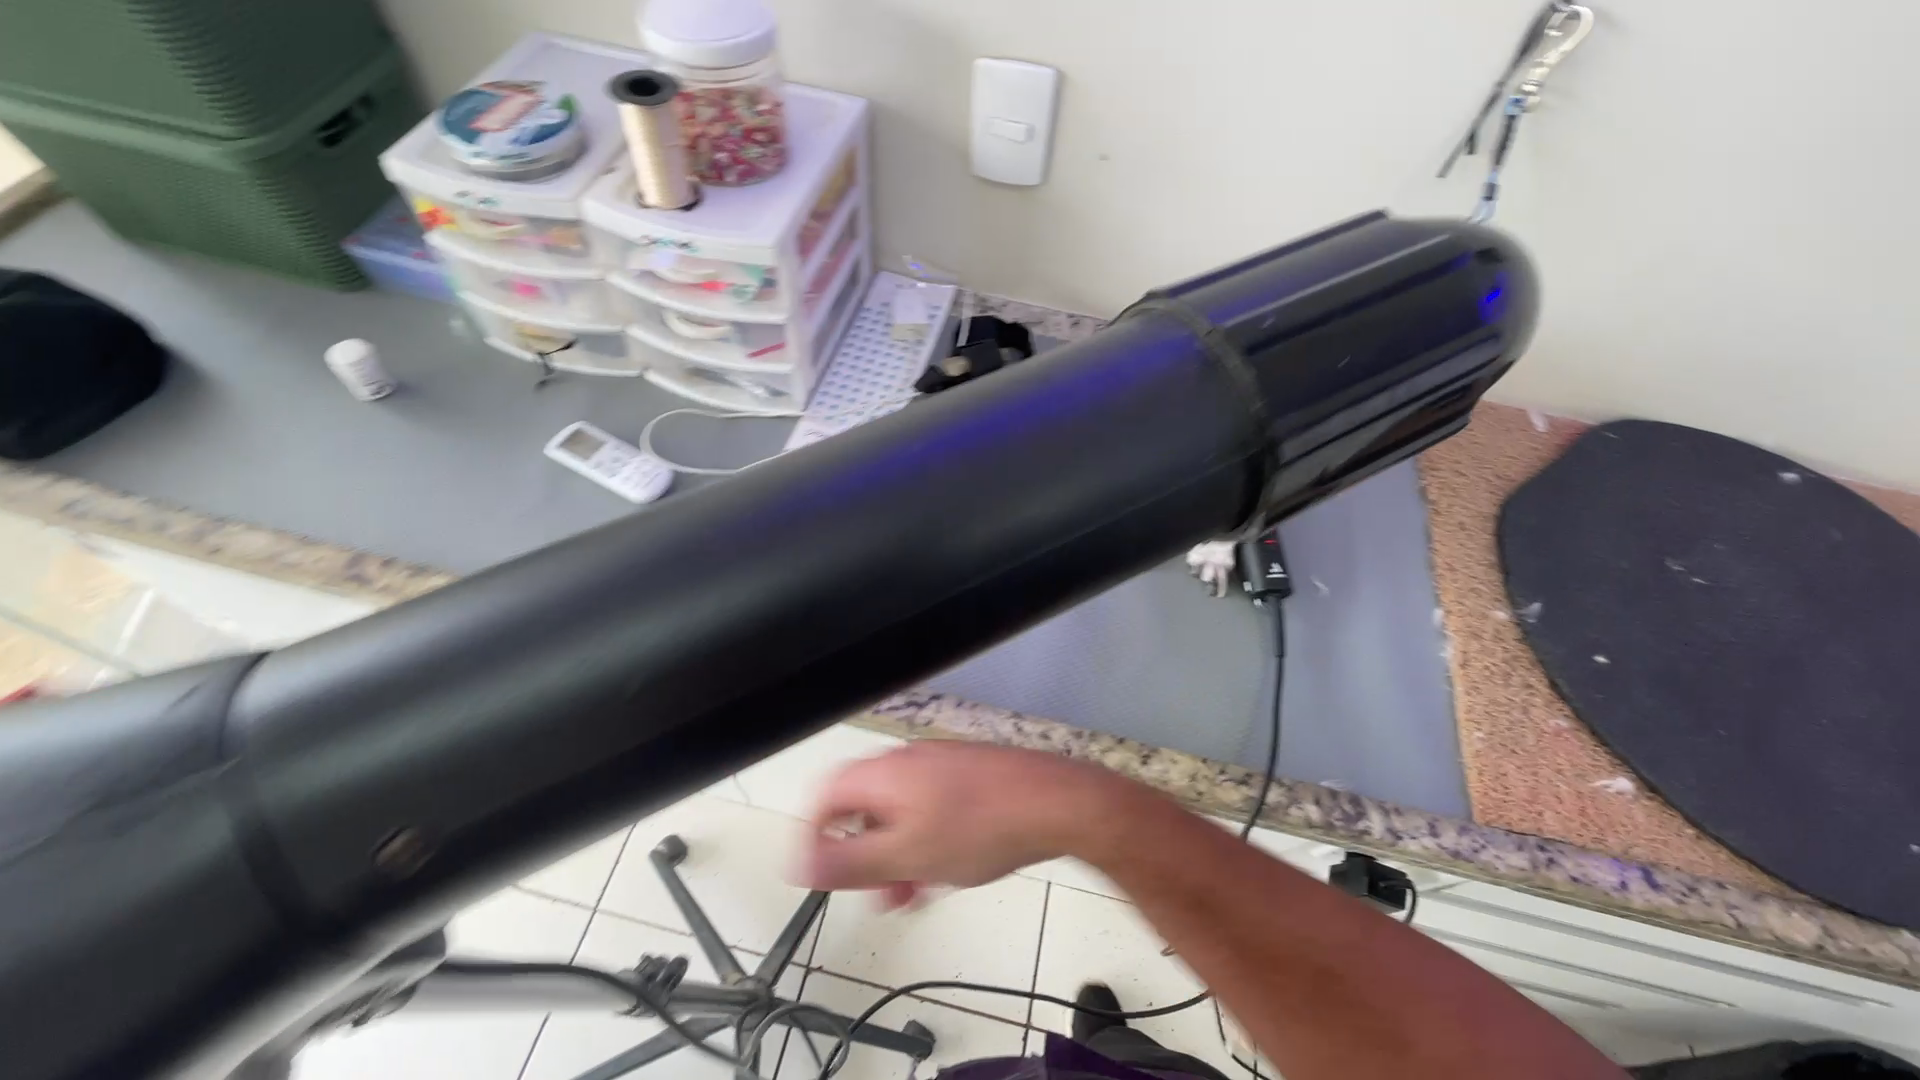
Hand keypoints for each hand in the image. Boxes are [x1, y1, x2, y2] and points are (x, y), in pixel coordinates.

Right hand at [797, 741, 1133, 906]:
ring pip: (901, 812)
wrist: (1058, 804)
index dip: (813, 834)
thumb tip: (802, 864)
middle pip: (864, 806)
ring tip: (911, 895)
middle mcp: (908, 761)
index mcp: (883, 774)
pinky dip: (926, 841)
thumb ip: (849, 863)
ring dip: (896, 854)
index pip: (825, 796)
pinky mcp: (972, 776)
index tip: (818, 871)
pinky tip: (945, 873)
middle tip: (872, 893)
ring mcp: (943, 765)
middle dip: (863, 854)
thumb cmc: (981, 828)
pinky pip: (932, 809)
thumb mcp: (905, 857)